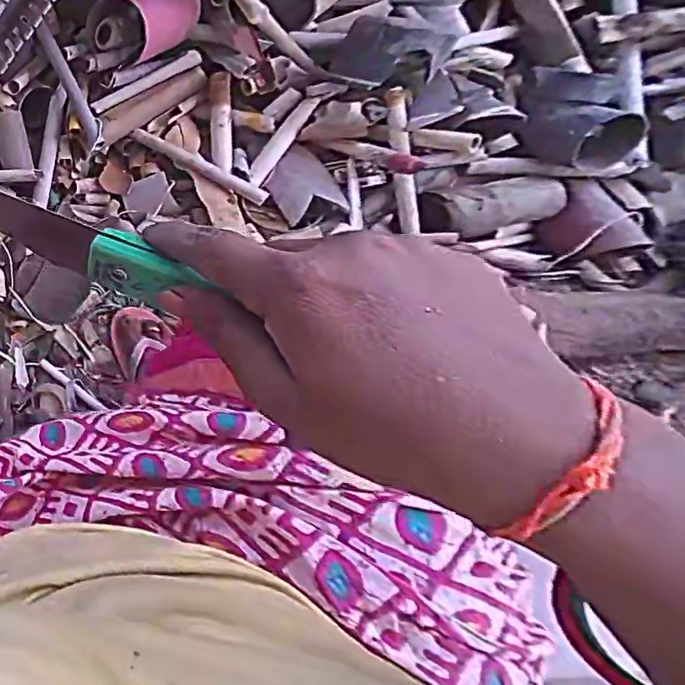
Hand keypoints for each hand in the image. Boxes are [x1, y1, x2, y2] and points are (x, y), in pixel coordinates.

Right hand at [145, 225, 598, 529]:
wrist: (533, 446)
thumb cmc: (388, 435)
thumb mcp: (286, 400)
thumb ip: (226, 336)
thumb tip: (181, 293)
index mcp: (295, 287)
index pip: (213, 249)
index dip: (174, 241)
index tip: (150, 238)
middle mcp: (341, 248)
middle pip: (274, 259)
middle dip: (263, 289)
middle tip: (286, 342)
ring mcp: (397, 244)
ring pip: (327, 260)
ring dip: (320, 291)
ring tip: (360, 347)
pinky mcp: (444, 252)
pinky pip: (379, 262)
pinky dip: (369, 289)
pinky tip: (403, 336)